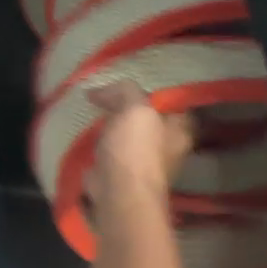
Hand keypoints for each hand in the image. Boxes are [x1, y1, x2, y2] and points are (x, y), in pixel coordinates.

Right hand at [87, 81, 194, 205]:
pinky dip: (100, 135)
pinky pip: (112, 143)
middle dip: (127, 104)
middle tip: (104, 89)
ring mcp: (144, 156)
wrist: (118, 190)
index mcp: (180, 129)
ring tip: (90, 105)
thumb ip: (125, 91)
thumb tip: (101, 91)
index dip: (154, 88)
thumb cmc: (135, 149)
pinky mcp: (121, 166)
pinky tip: (85, 128)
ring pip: (129, 129)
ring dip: (111, 119)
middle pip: (148, 115)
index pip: (174, 102)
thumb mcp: (135, 109)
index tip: (129, 78)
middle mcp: (168, 142)